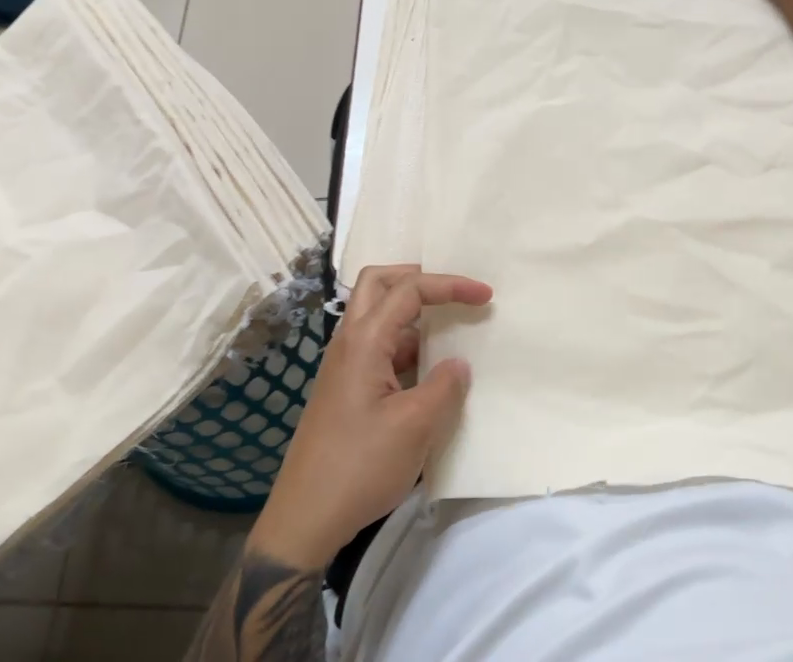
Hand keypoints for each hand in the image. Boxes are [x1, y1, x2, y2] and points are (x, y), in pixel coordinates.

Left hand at [249, 266, 492, 568]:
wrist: (308, 514)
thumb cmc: (361, 465)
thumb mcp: (415, 427)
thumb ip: (444, 387)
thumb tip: (458, 363)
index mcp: (363, 341)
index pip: (407, 290)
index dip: (448, 285)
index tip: (485, 295)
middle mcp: (348, 343)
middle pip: (377, 285)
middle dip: (416, 277)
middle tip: (453, 290)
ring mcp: (343, 367)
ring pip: (376, 317)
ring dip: (411, 313)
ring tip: (451, 327)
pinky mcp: (346, 390)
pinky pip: (378, 349)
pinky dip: (405, 345)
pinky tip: (430, 368)